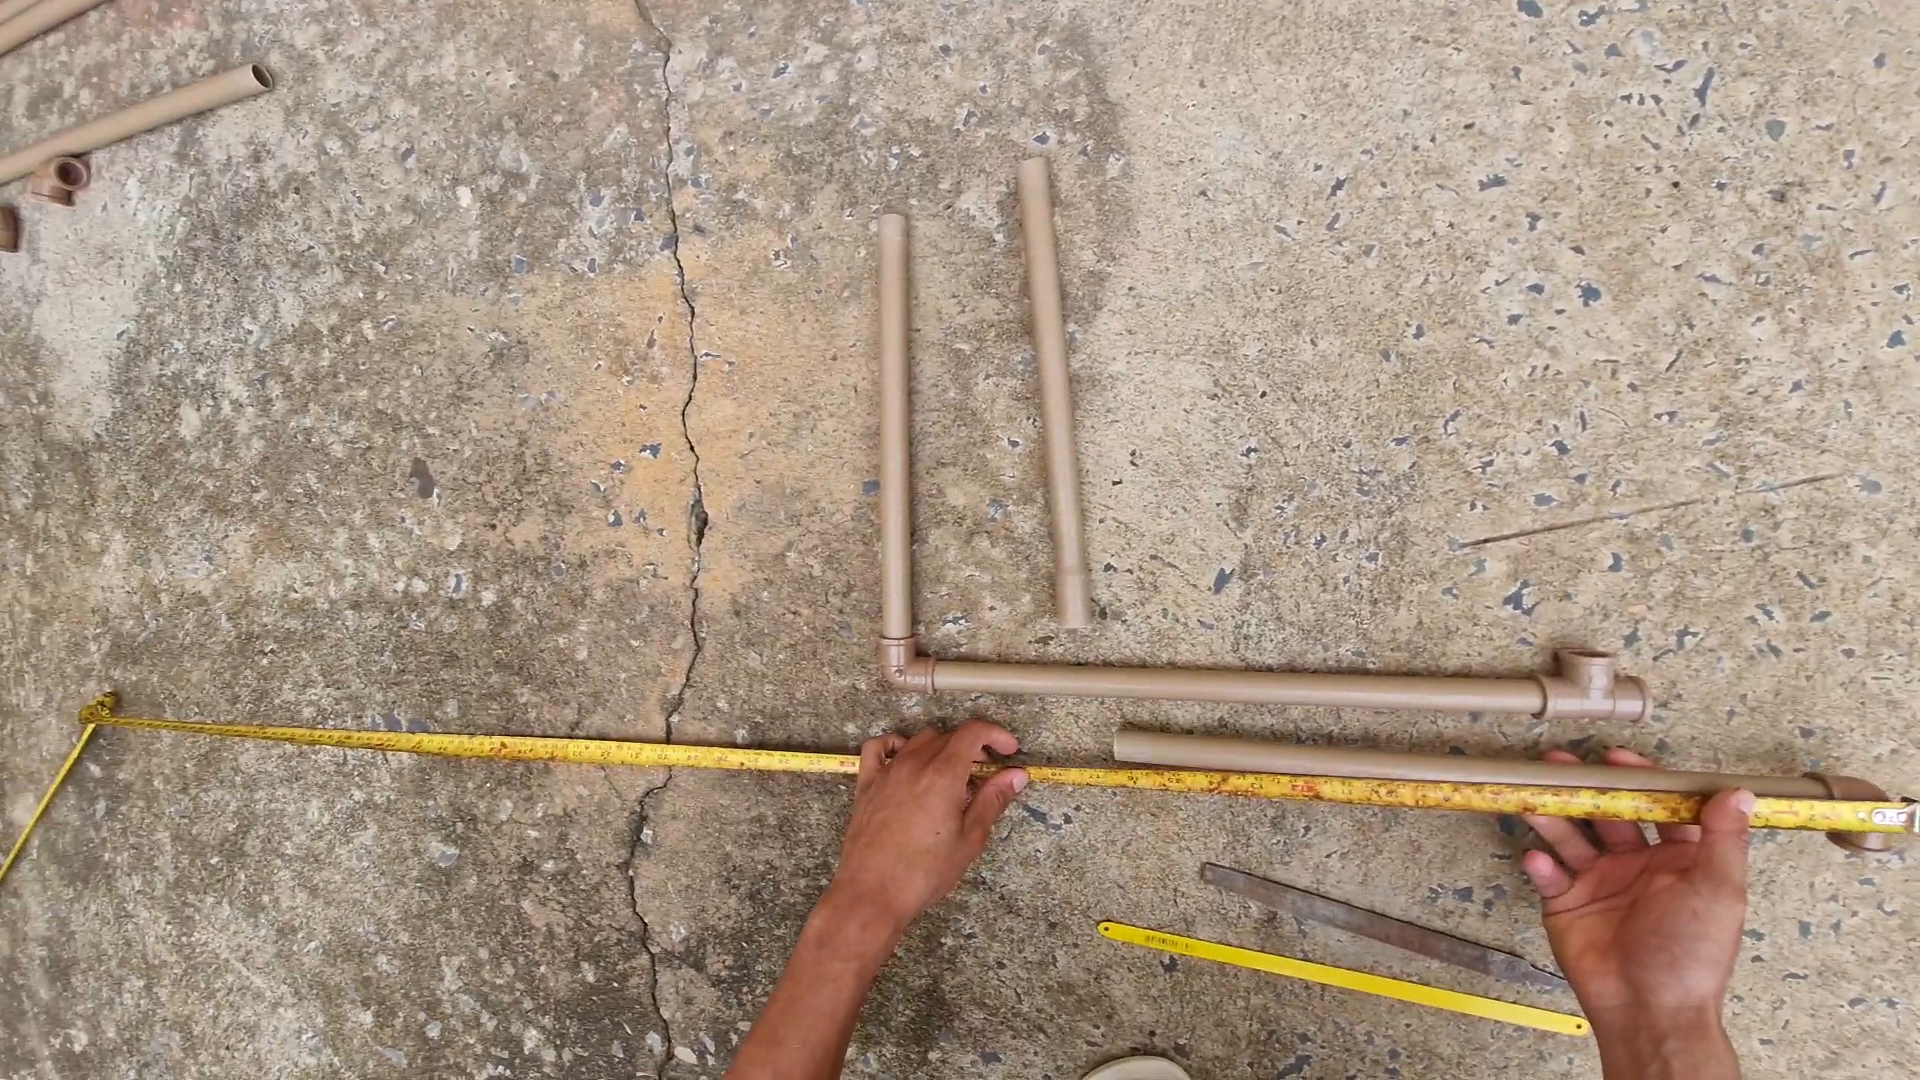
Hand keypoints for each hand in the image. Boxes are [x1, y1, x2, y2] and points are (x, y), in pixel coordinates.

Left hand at [826, 720, 1028, 938]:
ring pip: (920, 740)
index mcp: (943, 774)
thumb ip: (993, 800)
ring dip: (942, 748)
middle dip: (974, 748)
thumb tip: (1017, 775)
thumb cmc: (924, 872)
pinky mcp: (866, 783)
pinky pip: (878, 748)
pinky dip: (895, 744)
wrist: (871, 894)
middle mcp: (914, 762)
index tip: (1010, 750)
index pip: (973, 732)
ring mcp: (887, 771)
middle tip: (986, 775)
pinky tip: (906, 760)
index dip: (996, 734)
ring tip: (952, 776)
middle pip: (949, 736)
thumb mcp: (969, 839)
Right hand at [1521, 748, 1752, 1079]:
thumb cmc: (1690, 954)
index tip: (1618, 759)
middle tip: (1556, 766)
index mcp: (1675, 862)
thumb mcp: (1715, 892)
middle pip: (1603, 815)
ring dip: (1550, 818)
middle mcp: (1633, 865)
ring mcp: (1595, 880)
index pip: (1658, 809)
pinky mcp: (1563, 898)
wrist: (1647, 1007)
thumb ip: (1722, 841)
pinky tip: (1540, 862)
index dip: (1639, 781)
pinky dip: (1539, 864)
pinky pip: (1546, 872)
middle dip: (1580, 789)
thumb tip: (1736, 794)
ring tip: (1533, 803)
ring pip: (1567, 835)